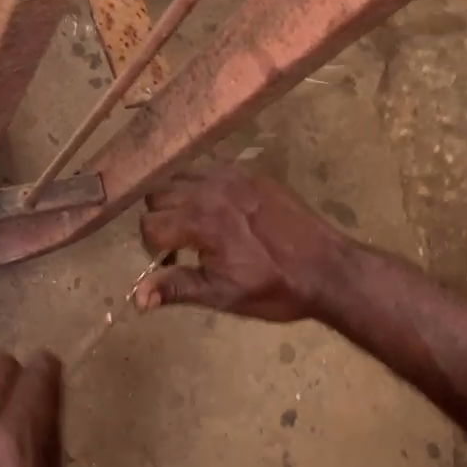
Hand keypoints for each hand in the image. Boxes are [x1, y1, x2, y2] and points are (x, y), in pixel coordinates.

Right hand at [131, 167, 350, 321]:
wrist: (329, 269)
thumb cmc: (275, 288)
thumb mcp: (224, 295)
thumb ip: (178, 288)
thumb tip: (137, 298)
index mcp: (200, 222)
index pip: (148, 226)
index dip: (155, 249)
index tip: (174, 261)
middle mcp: (207, 190)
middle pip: (156, 198)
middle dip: (163, 221)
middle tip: (185, 244)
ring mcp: (228, 175)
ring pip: (177, 178)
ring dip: (178, 200)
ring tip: (199, 224)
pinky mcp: (246, 170)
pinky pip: (206, 169)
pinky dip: (202, 187)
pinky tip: (222, 210)